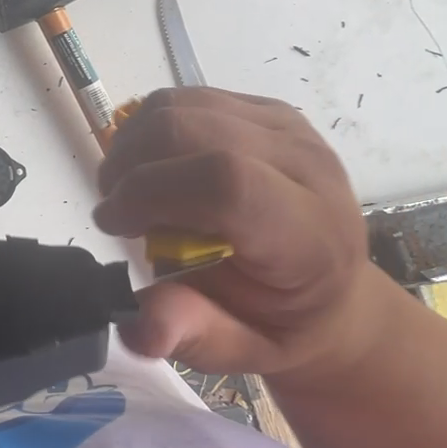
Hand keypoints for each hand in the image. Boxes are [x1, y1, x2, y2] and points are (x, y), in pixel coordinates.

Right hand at [92, 87, 407, 385]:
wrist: (332, 290)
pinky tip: (154, 167)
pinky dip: (147, 129)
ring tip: (131, 189)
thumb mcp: (243, 349)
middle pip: (187, 130)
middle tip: (117, 210)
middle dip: (128, 167)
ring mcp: (287, 130)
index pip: (227, 182)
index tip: (115, 225)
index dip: (150, 193)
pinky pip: (183, 98)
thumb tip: (139, 327)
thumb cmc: (278, 322)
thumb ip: (193, 334)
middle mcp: (307, 168)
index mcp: (308, 236)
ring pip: (176, 106)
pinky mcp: (266, 110)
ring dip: (131, 146)